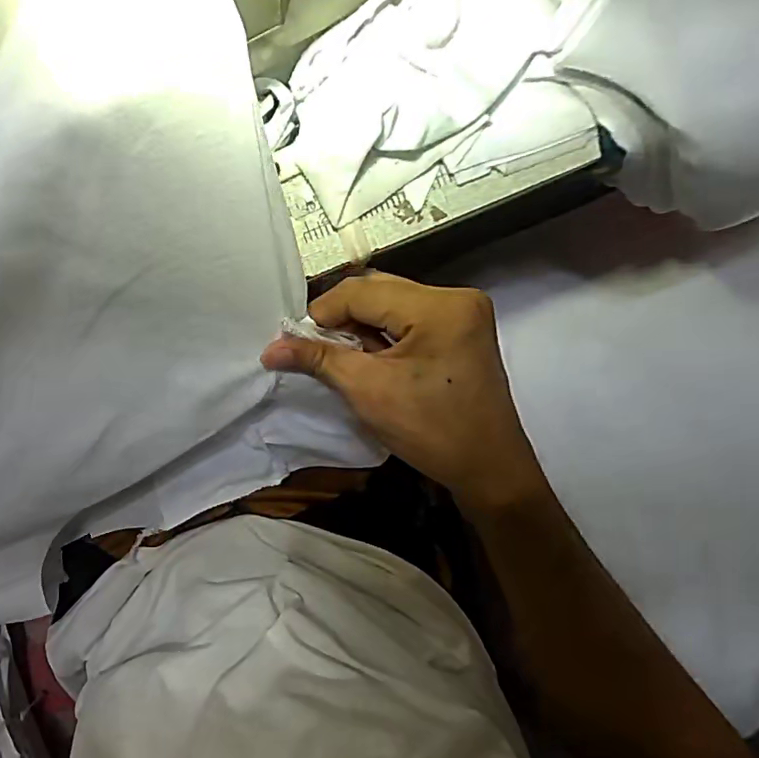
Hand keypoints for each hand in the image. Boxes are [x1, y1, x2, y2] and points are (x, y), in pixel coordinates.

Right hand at [262, 271, 544, 515]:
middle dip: (341, 318)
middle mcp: (456, 297)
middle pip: (378, 290)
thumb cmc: (430, 431)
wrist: (487, 467)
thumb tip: (271, 348)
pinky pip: (409, 317)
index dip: (322, 313)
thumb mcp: (367, 391)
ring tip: (340, 356)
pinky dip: (382, 334)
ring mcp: (463, 312)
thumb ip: (319, 360)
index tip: (295, 342)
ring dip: (359, 326)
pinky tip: (368, 358)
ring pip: (391, 302)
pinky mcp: (462, 328)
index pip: (362, 290)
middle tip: (315, 349)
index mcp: (439, 307)